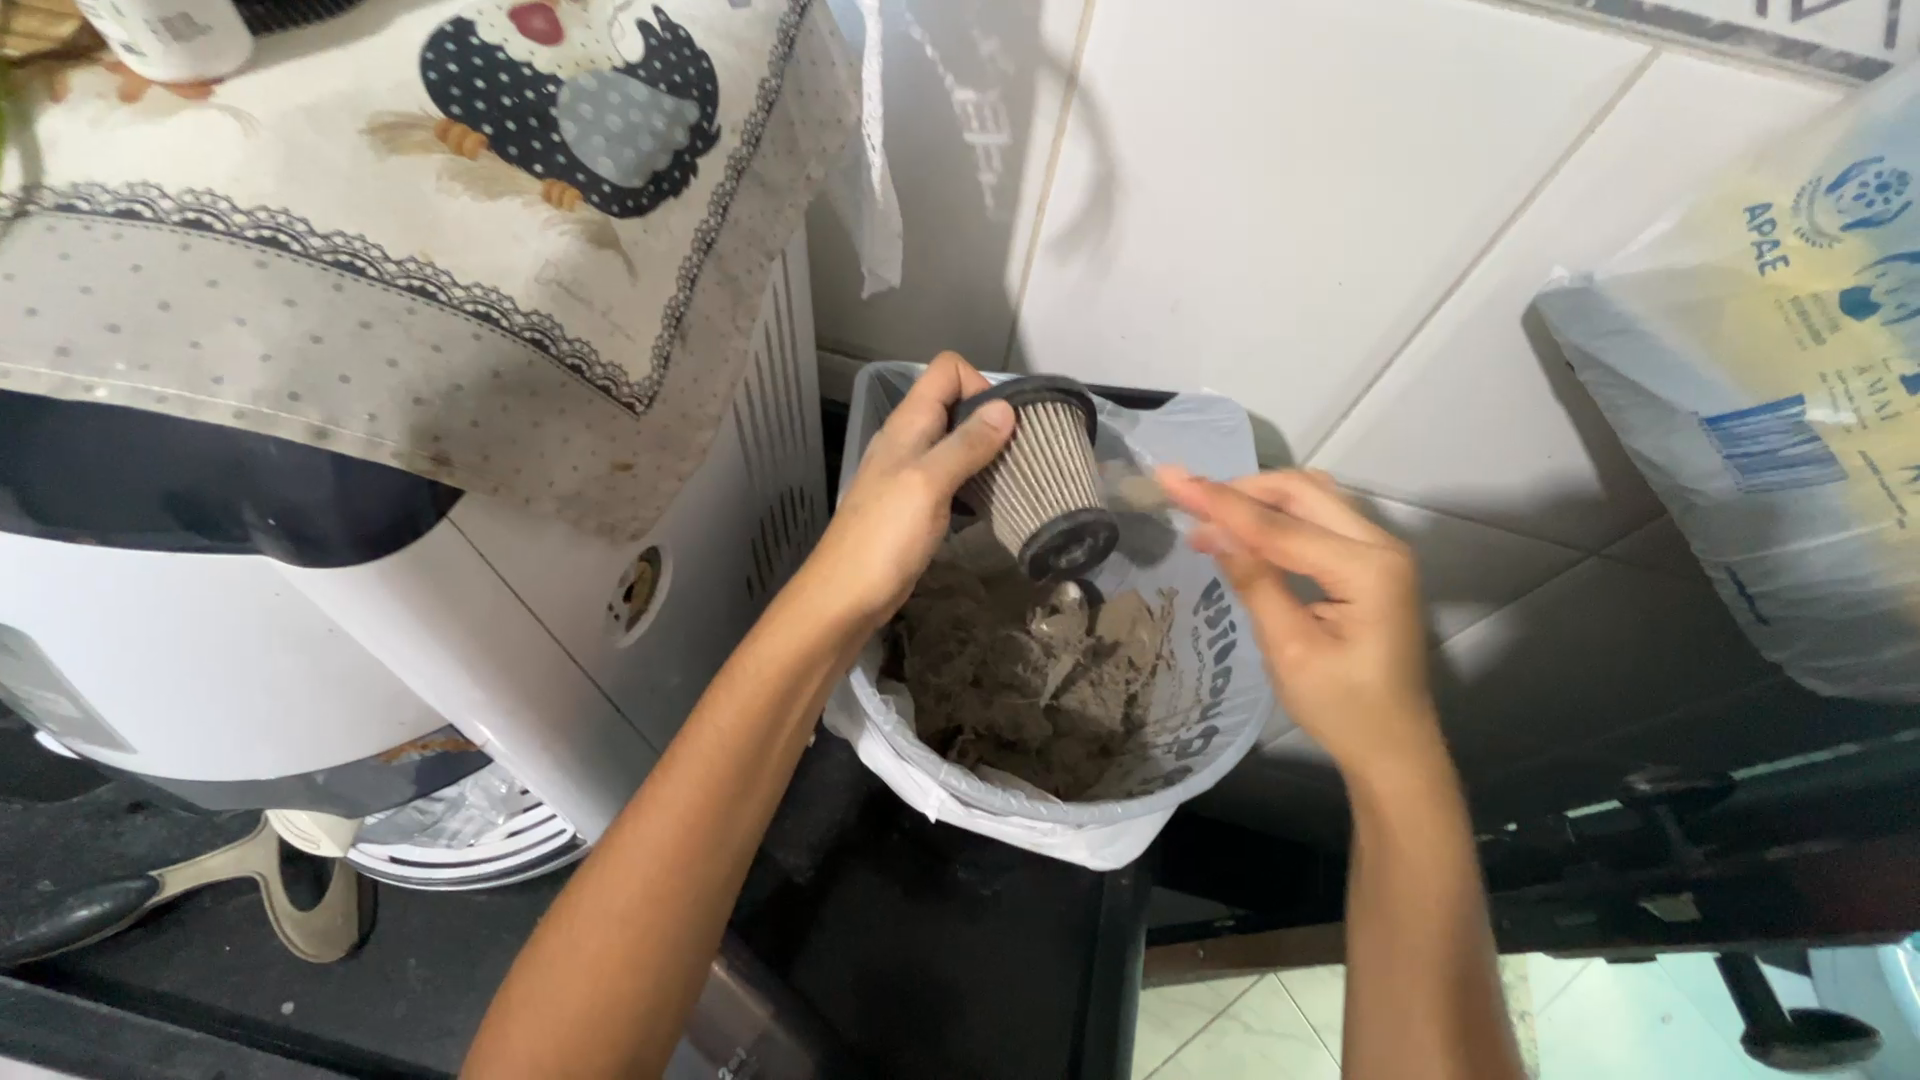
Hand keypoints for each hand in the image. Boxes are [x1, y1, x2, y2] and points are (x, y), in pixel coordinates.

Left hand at [797, 352, 1014, 632]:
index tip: (1003, 424)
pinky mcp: (917, 505)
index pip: (946, 370)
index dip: (978, 384)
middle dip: (991, 421)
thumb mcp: (929, 484)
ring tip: (1012, 479)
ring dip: (987, 454)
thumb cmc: (885, 536)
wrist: (847, 595)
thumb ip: (966, 445)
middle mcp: (909, 440)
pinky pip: (953, 479)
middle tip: (1020, 454)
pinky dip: (974, 484)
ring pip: (956, 444)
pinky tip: (988, 506)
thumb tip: (1005, 408)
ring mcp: (911, 473)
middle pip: (955, 405)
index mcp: (908, 424)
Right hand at [1157, 467, 1444, 778]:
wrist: (1393, 746)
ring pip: (1310, 498)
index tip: (1172, 482)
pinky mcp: (1369, 562)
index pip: (1278, 525)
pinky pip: (1317, 518)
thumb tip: (1211, 533)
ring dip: (1256, 497)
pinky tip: (1241, 528)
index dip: (1221, 503)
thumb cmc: (1342, 708)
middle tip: (1184, 493)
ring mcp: (1379, 550)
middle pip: (1300, 492)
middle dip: (1238, 489)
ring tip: (1206, 508)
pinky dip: (1275, 516)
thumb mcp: (1289, 649)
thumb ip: (1254, 582)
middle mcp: (1380, 545)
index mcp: (1367, 569)